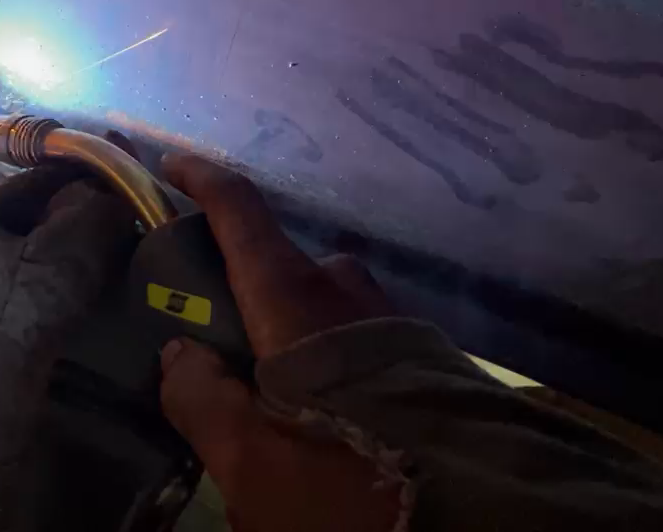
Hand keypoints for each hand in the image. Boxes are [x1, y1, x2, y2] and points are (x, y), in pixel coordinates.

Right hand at [158, 154, 403, 531]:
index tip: (173, 166)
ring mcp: (385, 311)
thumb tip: (181, 353)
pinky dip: (325, 353)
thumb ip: (200, 398)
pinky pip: (352, 331)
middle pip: (271, 266)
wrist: (489, 518)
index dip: (201, 178)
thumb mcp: (251, 462)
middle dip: (239, 296)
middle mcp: (339, 284)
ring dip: (287, 333)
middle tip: (219, 351)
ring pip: (314, 304)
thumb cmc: (346, 475)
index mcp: (290, 295)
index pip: (239, 208)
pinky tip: (330, 410)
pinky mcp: (419, 346)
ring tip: (278, 401)